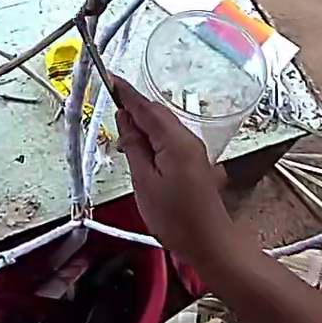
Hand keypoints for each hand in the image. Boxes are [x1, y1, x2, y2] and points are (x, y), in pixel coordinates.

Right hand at [112, 76, 241, 271]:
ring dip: (142, 124)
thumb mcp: (144, 182)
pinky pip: (170, 139)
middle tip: (110, 109)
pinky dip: (153, 137)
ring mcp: (194, 150)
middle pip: (157, 113)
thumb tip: (124, 119)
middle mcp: (188, 139)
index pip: (146, 108)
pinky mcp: (195, 162)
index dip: (126, 93)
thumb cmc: (175, 219)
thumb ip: (133, 147)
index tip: (110, 78)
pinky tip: (142, 150)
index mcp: (175, 141)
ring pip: (164, 126)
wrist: (211, 244)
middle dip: (133, 108)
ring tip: (122, 134)